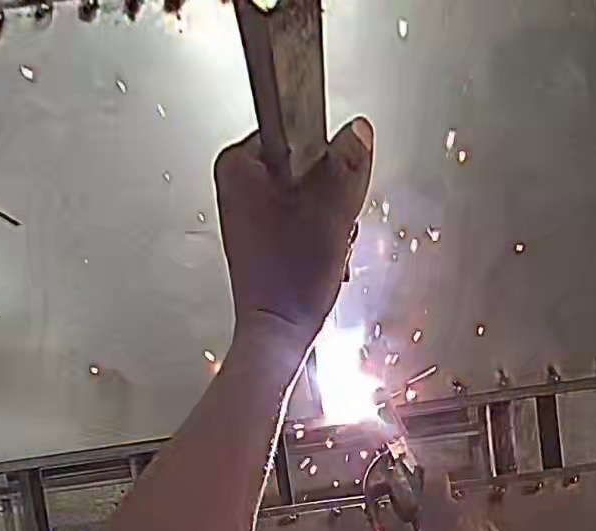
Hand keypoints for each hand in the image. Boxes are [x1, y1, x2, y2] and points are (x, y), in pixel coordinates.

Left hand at [215, 117, 373, 354]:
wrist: (277, 335)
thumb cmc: (290, 283)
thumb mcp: (331, 216)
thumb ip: (347, 168)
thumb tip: (359, 132)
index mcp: (239, 164)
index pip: (299, 134)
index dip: (328, 164)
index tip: (333, 195)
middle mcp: (236, 185)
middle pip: (304, 168)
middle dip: (329, 199)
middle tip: (329, 230)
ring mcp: (247, 214)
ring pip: (305, 198)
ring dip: (327, 222)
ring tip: (324, 250)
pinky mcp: (260, 238)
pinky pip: (298, 221)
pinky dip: (316, 238)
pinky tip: (319, 260)